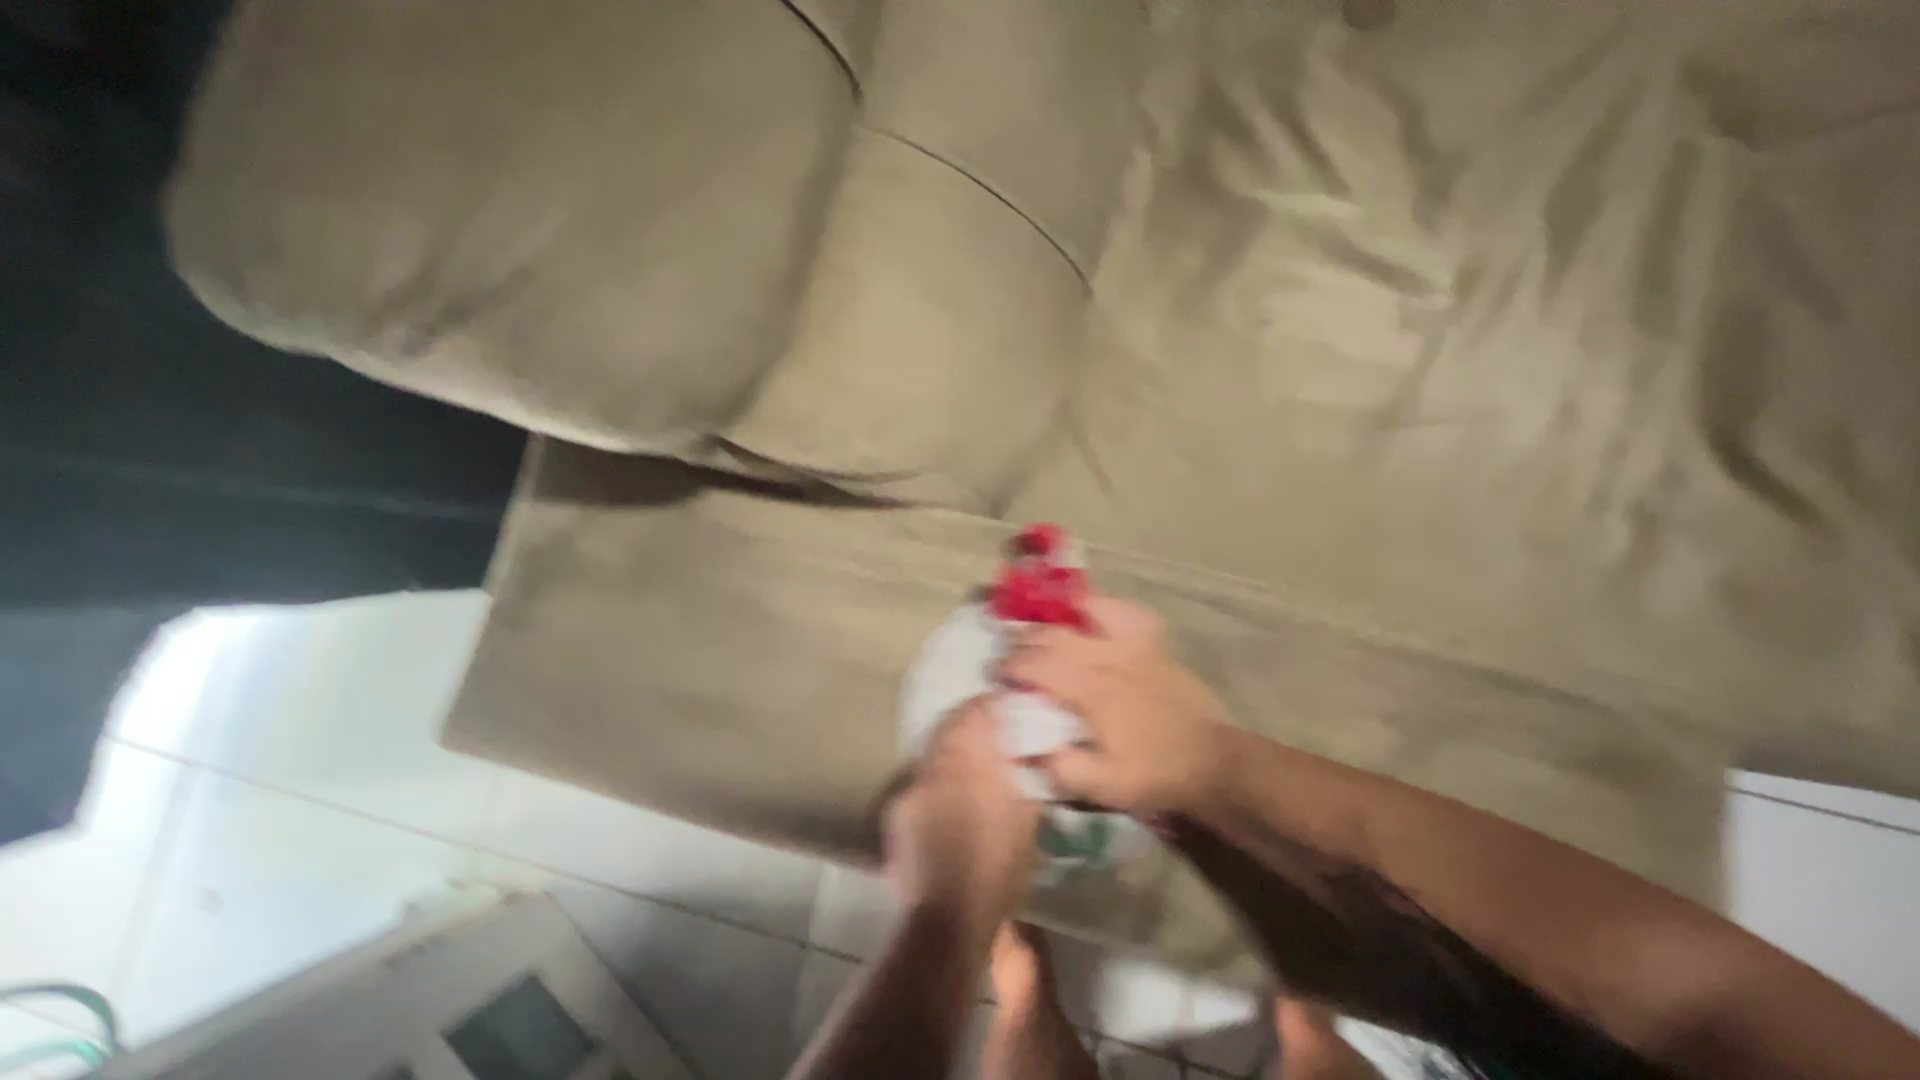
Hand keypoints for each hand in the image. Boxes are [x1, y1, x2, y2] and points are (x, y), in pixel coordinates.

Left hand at [884, 697, 1040, 931]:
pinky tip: (947, 800)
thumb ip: (1024, 778)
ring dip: (951, 751)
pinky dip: (935, 780)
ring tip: (969, 767)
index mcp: (974, 762)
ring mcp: (911, 786)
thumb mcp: (1028, 822)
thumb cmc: (999, 873)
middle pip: (951, 726)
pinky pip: (919, 780)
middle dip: (970, 724)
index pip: (979, 711)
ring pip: (932, 752)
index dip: (993, 705)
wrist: (947, 919)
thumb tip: (1024, 754)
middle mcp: (937, 764)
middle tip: (990, 733)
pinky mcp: (895, 810)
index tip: (1006, 706)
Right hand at [1001, 595, 1230, 814]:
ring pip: (1086, 609)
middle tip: (1011, 658)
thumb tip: (1025, 748)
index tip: (997, 677)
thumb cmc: (1153, 774)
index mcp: (1090, 689)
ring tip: (1045, 633)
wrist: (1211, 762)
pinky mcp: (1155, 642)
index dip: (1008, 667)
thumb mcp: (1101, 787)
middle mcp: (1108, 656)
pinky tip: (1091, 618)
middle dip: (1023, 642)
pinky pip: (1124, 611)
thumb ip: (1058, 767)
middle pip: (1051, 633)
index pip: (1034, 663)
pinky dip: (1102, 609)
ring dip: (1058, 619)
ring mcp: (1134, 644)